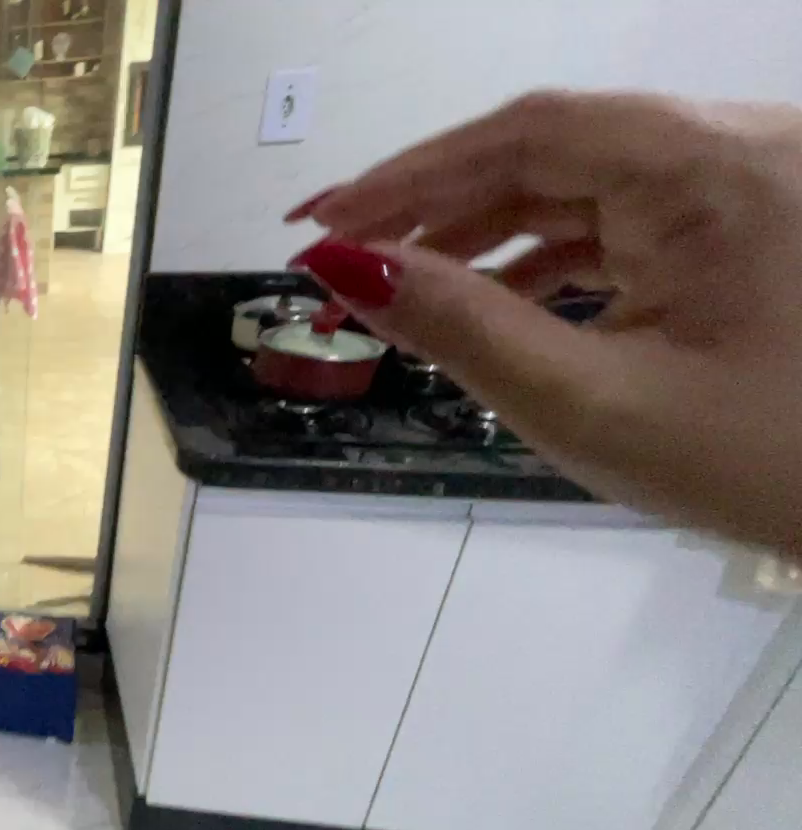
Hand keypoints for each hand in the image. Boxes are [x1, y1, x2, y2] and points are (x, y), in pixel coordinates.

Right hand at [286, 91, 801, 560]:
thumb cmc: (749, 458)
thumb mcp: (575, 396)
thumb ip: (452, 323)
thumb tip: (337, 268)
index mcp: (724, 174)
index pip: (533, 135)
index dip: (408, 174)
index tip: (317, 227)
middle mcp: (743, 152)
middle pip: (545, 153)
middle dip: (424, 205)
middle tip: (331, 258)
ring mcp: (743, 188)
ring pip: (565, 188)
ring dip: (463, 236)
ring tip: (383, 290)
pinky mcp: (735, 227)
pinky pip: (600, 223)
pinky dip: (518, 261)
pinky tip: (468, 303)